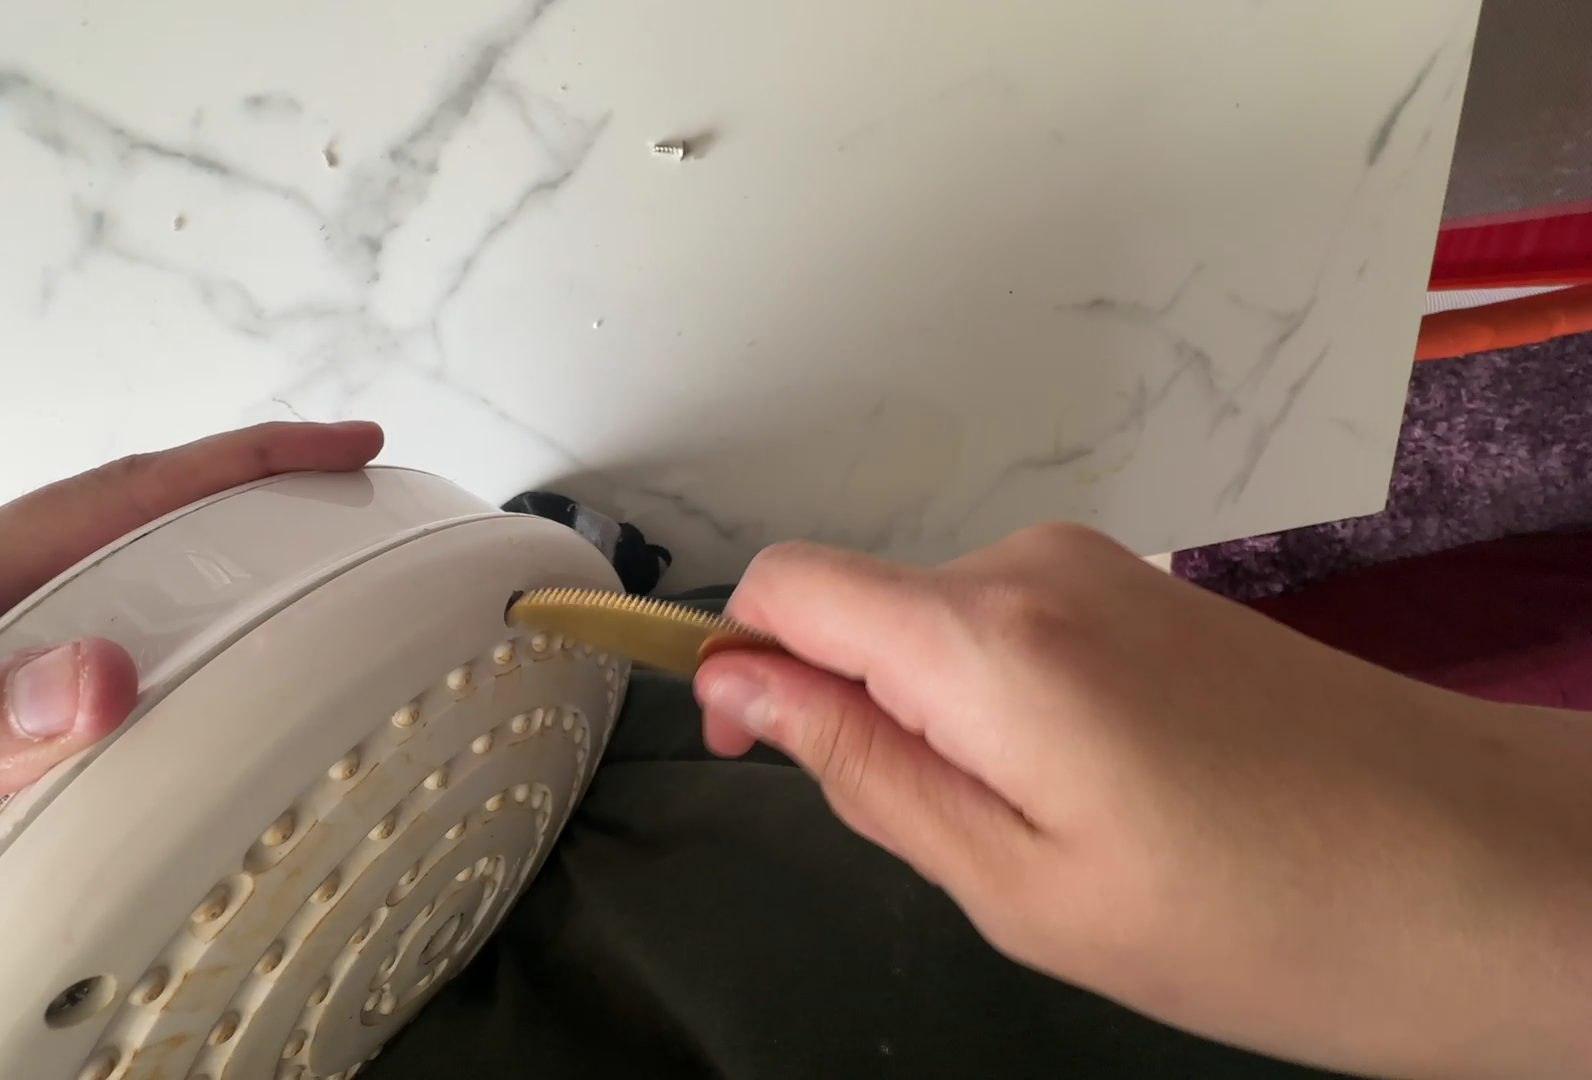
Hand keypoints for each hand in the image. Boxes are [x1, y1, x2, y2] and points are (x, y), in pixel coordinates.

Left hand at [0, 421, 382, 987]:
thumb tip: (104, 678)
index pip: (130, 493)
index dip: (250, 460)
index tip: (349, 446)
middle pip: (161, 535)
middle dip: (272, 514)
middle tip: (367, 530)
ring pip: (149, 605)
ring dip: (241, 596)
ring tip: (323, 620)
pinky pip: (125, 678)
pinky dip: (196, 674)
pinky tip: (223, 715)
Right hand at [696, 525, 1591, 1079]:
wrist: (1515, 872)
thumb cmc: (1250, 920)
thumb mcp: (1012, 882)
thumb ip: (857, 765)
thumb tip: (738, 686)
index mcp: (980, 638)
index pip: (786, 584)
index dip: (736, 651)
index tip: (748, 743)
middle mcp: (1013, 563)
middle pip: (844, 603)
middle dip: (832, 699)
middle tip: (921, 819)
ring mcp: (1068, 557)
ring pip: (906, 616)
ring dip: (905, 701)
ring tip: (1008, 805)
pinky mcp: (1107, 573)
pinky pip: (972, 617)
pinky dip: (961, 683)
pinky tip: (1057, 762)